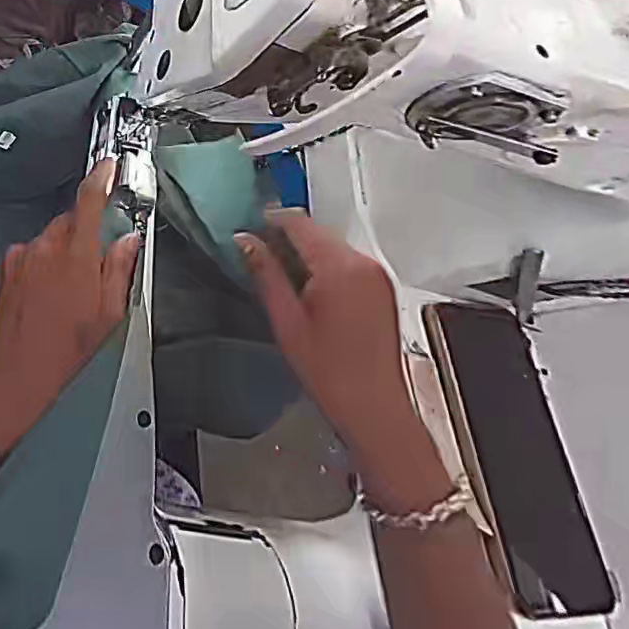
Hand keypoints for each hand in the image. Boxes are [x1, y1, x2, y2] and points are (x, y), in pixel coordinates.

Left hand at [0, 158, 141, 455]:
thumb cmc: (63, 361)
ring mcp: (20, 261)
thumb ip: (120, 270)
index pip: (89, 200)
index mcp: (74, 257)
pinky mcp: (6, 274)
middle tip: (101, 263)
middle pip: (71, 220)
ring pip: (52, 238)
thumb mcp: (108, 319)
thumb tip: (128, 242)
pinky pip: (33, 254)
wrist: (11, 392)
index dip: (102, 177)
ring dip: (67, 251)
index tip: (110, 166)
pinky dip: (47, 264)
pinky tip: (52, 297)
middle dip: (88, 231)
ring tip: (74, 292)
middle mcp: (43, 251)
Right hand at [238, 212, 450, 512]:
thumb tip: (245, 241)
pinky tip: (310, 291)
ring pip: (332, 246)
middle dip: (288, 238)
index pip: (300, 223)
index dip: (271, 220)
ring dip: (307, 252)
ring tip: (281, 276)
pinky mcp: (383, 287)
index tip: (251, 226)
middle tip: (259, 253)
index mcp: (340, 267)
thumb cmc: (331, 374)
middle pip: (318, 232)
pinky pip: (348, 262)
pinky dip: (326, 266)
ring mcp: (377, 275)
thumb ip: (265, 273)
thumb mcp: (286, 320)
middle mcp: (364, 263)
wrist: (375, 409)